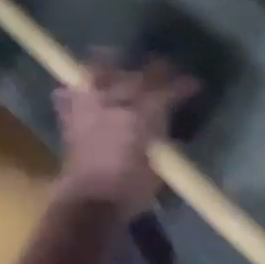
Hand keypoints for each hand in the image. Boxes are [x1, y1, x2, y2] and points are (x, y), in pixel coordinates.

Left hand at [53, 53, 197, 215]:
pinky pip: (70, 94)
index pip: (166, 90)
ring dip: (110, 64)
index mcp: (142, 114)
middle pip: (137, 75)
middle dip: (155, 70)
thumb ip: (160, 137)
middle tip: (165, 68)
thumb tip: (164, 124)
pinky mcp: (71, 117)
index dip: (182, 85)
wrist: (89, 204)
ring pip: (99, 72)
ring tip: (117, 59)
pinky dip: (77, 88)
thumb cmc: (130, 191)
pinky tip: (82, 86)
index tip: (194, 84)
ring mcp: (89, 106)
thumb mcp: (157, 166)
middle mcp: (115, 102)